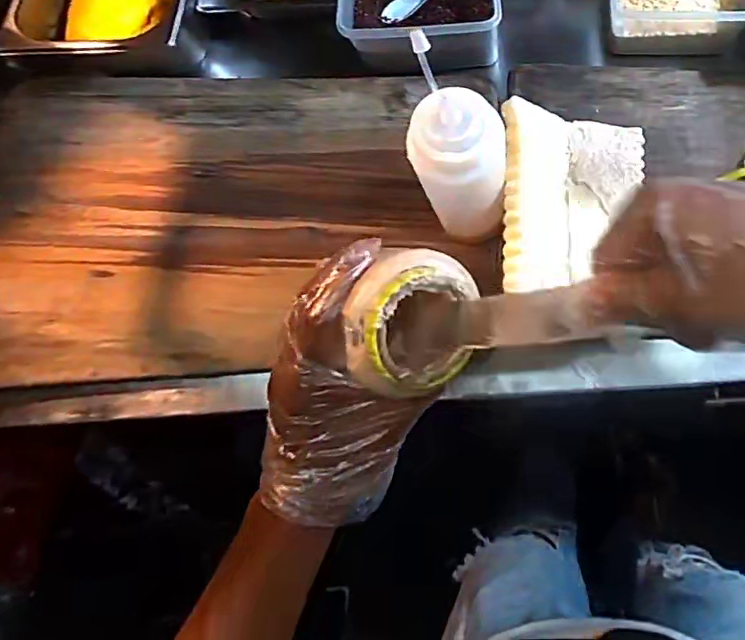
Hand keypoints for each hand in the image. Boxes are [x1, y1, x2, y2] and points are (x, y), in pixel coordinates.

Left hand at [258, 239, 434, 527]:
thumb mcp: (390, 421)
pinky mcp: (292, 364)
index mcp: (307, 371)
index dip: (342, 273)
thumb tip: (457, 347)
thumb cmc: (348, 459)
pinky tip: (357, 294)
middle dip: (342, 268)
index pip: (317, 307)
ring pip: (308, 305)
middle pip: (310, 297)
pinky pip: (311, 320)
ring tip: (370, 263)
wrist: (310, 494)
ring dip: (337, 280)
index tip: (372, 249)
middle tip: (377, 249)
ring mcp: (288, 360)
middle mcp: (292, 358)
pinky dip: (333, 300)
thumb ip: (420, 381)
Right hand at [589, 178, 744, 346]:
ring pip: (673, 257)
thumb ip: (624, 301)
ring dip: (687, 292)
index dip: (624, 300)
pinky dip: (711, 276)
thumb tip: (577, 304)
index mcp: (647, 207)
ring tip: (722, 317)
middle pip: (640, 257)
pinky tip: (742, 296)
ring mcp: (705, 199)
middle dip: (659, 297)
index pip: (606, 260)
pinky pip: (703, 248)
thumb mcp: (681, 302)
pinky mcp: (734, 210)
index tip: (656, 325)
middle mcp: (670, 193)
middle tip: (693, 326)